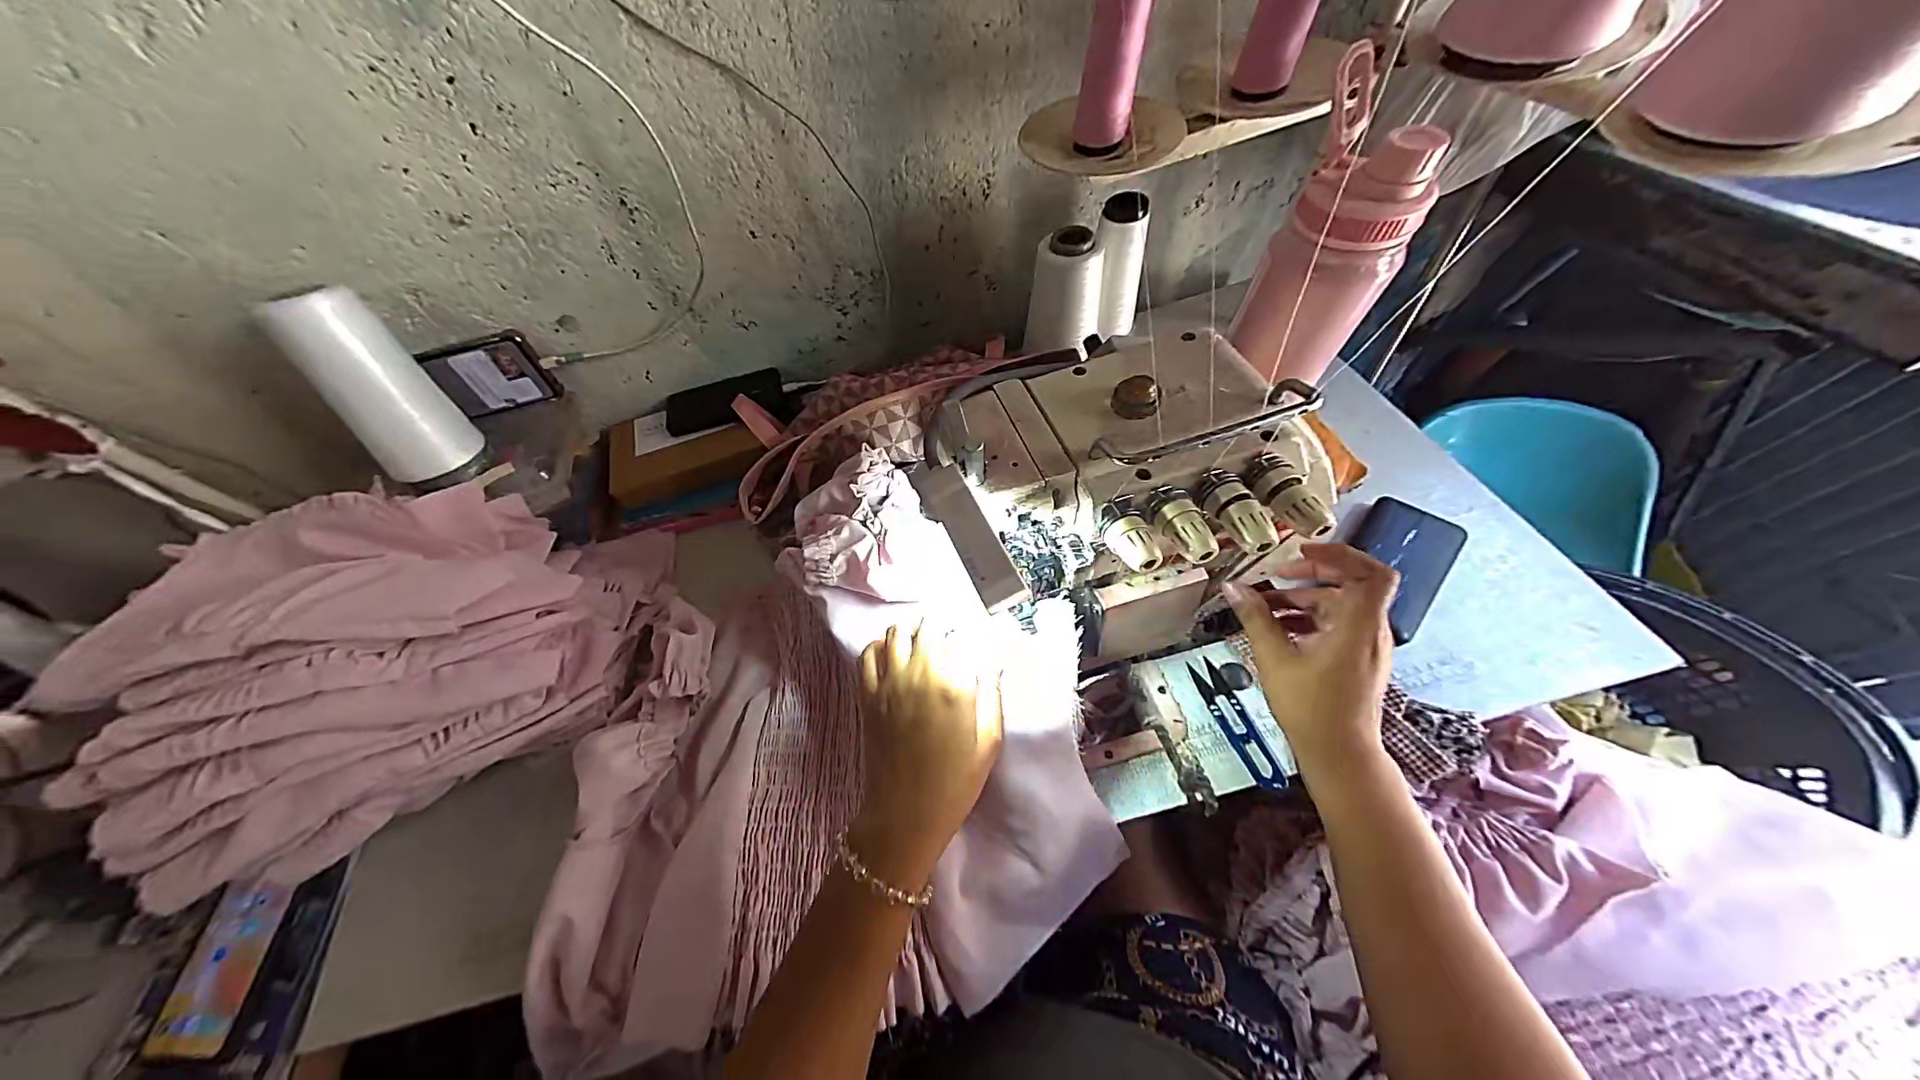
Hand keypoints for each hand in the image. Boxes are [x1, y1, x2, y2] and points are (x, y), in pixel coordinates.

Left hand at [849, 623, 1003, 890]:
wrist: (906, 813)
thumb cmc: (956, 782)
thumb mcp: (989, 742)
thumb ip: (992, 697)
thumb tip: (990, 667)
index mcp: (953, 685)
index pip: (959, 637)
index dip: (966, 635)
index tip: (971, 643)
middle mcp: (919, 674)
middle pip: (925, 628)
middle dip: (938, 629)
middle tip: (947, 641)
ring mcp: (889, 683)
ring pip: (894, 634)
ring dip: (909, 634)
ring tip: (919, 645)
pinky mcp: (867, 695)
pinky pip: (868, 654)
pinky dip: (880, 647)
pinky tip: (891, 656)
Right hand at [1224, 542, 1396, 777]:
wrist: (1338, 754)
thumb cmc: (1312, 710)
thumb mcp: (1274, 658)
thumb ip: (1255, 617)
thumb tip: (1235, 588)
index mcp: (1359, 625)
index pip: (1371, 573)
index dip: (1341, 554)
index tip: (1306, 551)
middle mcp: (1371, 632)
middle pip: (1350, 585)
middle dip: (1311, 575)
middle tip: (1278, 576)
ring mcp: (1366, 648)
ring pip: (1339, 607)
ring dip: (1303, 600)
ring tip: (1265, 607)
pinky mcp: (1357, 662)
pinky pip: (1337, 626)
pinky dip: (1309, 620)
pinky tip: (1278, 630)